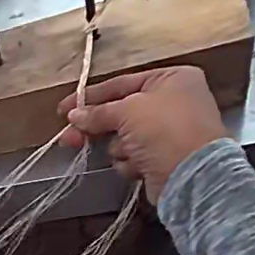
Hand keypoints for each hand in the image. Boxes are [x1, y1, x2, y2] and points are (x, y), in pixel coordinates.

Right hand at [54, 66, 228, 202]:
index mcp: (170, 79)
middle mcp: (171, 103)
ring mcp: (167, 133)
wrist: (191, 175)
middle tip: (68, 138)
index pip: (121, 84)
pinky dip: (131, 163)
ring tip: (130, 153)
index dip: (90, 97)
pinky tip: (139, 167)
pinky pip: (133, 158)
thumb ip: (98, 112)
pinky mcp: (162, 159)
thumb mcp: (127, 111)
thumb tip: (73, 115)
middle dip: (96, 128)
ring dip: (120, 148)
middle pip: (119, 113)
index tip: (63, 109)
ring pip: (123, 139)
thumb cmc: (164, 129)